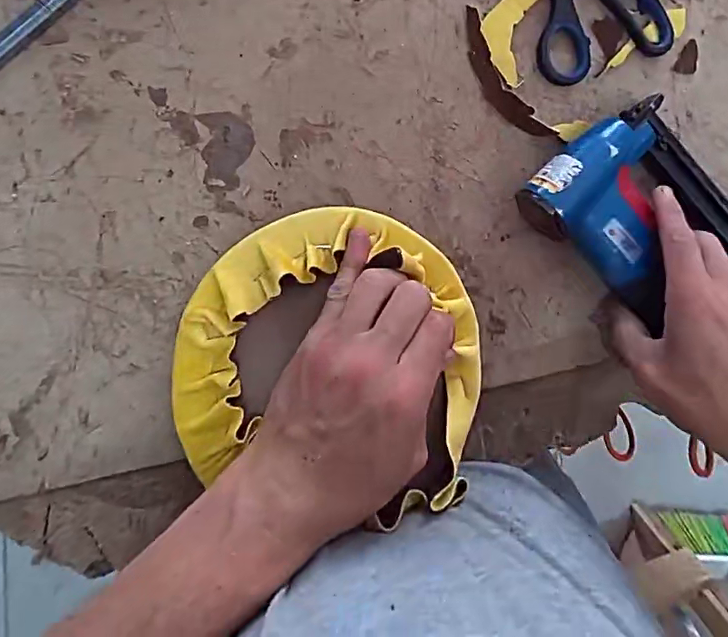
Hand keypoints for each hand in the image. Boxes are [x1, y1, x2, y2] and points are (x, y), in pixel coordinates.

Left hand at [231, 227, 455, 546]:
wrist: (283, 492)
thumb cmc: (352, 481)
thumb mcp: (410, 451)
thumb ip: (430, 396)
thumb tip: (439, 350)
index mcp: (404, 391)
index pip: (440, 326)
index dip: (444, 329)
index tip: (437, 341)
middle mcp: (373, 360)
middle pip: (414, 297)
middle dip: (424, 305)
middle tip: (416, 325)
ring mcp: (338, 345)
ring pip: (381, 282)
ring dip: (396, 285)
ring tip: (396, 301)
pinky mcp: (313, 340)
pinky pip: (339, 287)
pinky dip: (355, 259)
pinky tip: (365, 236)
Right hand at [599, 186, 727, 469]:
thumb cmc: (709, 404)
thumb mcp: (652, 376)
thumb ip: (626, 335)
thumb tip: (614, 309)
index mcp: (693, 294)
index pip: (679, 236)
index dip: (667, 210)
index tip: (662, 191)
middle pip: (706, 241)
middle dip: (687, 237)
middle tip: (670, 258)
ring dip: (709, 267)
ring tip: (698, 303)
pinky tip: (727, 328)